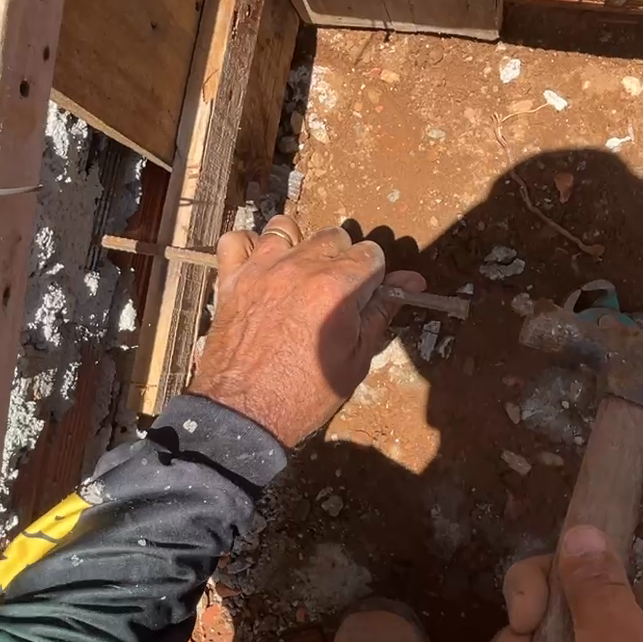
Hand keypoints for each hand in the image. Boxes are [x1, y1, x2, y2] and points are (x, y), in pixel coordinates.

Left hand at [186, 216, 425, 446]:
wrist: (245, 413)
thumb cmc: (305, 394)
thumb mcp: (356, 359)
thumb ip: (381, 313)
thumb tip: (411, 282)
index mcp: (338, 286)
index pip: (370, 254)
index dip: (373, 276)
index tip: (365, 296)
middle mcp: (301, 267)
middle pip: (333, 236)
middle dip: (340, 259)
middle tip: (334, 292)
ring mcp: (262, 269)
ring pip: (287, 228)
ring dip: (298, 245)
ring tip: (298, 274)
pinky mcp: (231, 278)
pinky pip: (236, 239)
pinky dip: (249, 247)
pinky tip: (259, 267)